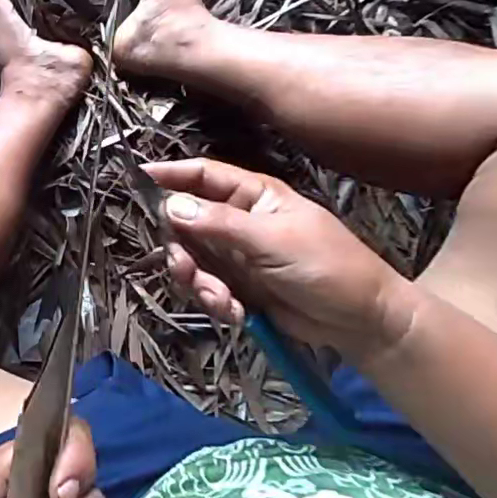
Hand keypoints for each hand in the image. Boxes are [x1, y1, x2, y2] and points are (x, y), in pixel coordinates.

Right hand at [144, 158, 412, 355]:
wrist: (360, 322)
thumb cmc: (326, 266)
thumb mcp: (272, 240)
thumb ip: (219, 223)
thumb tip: (170, 205)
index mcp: (253, 194)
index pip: (202, 175)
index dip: (170, 176)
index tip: (136, 181)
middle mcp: (237, 220)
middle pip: (186, 221)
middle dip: (182, 248)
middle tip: (184, 268)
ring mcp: (235, 254)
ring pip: (192, 258)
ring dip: (198, 281)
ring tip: (220, 300)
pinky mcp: (237, 285)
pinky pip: (206, 287)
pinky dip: (214, 301)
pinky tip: (236, 313)